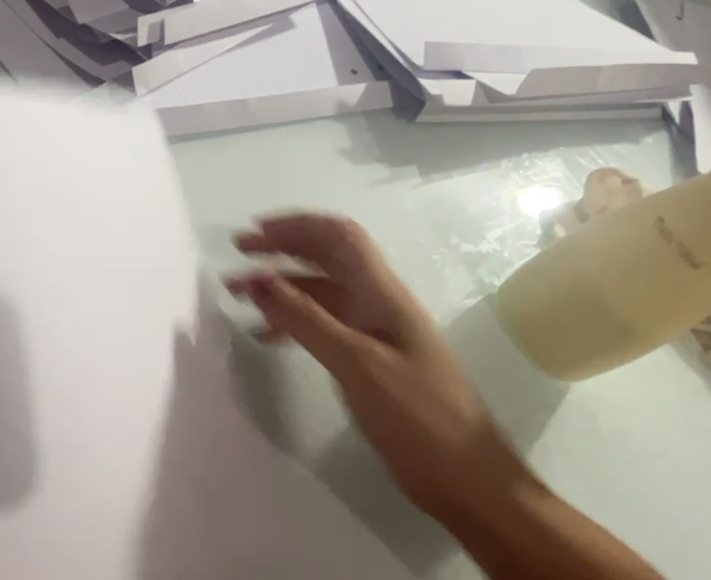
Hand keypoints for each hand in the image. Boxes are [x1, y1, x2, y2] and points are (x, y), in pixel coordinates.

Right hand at [228, 212, 535, 523]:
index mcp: (382, 294)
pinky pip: (322, 324)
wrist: (471, 484)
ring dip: (280, 287)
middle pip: (326, 257)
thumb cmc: (420, 418)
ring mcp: (374, 333)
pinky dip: (291, 321)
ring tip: (238, 296)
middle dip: (282, 248)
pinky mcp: (368, 361)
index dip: (297, 225)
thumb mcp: (356, 364)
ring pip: (319, 292)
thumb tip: (255, 277)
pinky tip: (267, 336)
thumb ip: (304, 318)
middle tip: (238, 254)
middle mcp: (377, 303)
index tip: (255, 232)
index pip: (338, 236)